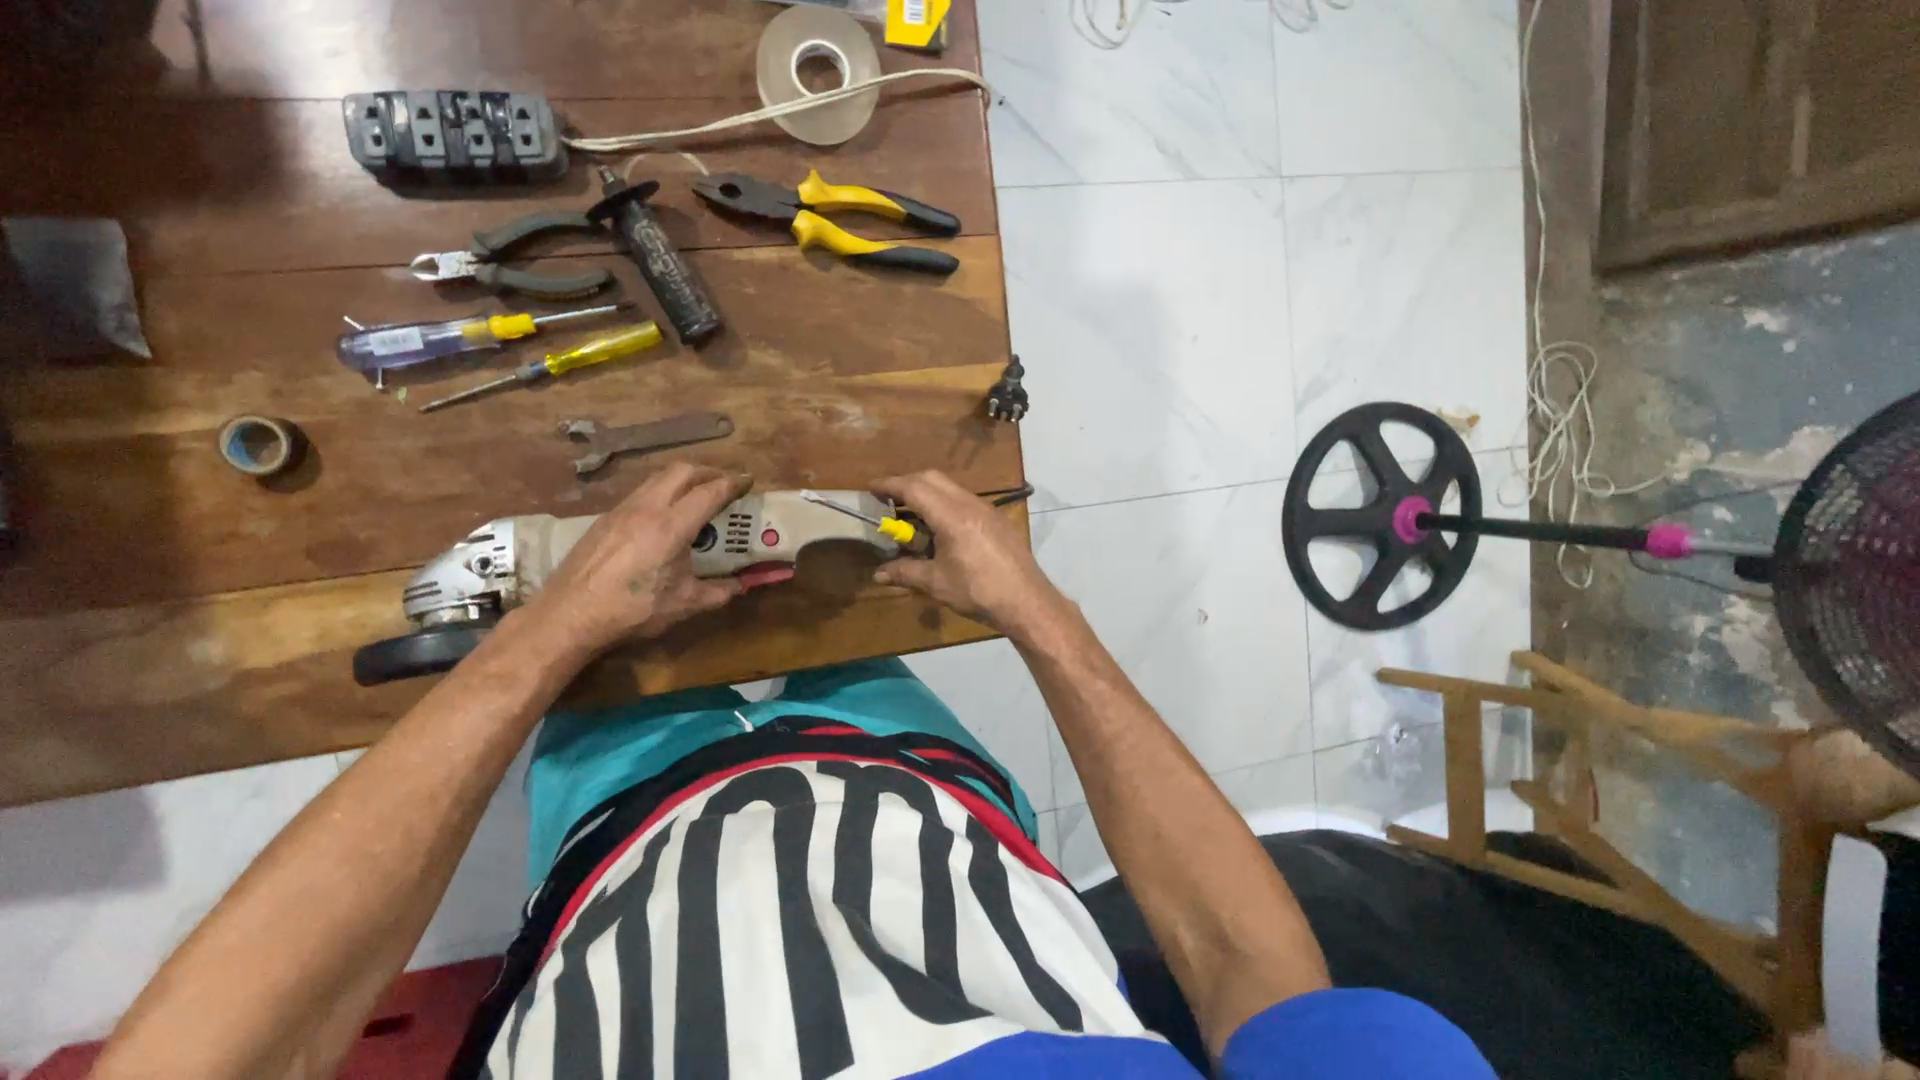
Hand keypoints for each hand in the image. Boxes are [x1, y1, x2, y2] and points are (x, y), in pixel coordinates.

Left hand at [522, 463, 751, 658]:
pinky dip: (662, 492)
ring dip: (683, 479)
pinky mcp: (605, 519)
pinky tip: (665, 516)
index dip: (733, 483)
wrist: (569, 615)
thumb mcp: (683, 605)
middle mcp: (646, 509)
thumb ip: (718, 592)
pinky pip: (641, 493)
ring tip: (697, 496)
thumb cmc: (631, 611)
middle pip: (682, 471)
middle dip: (708, 472)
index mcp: (671, 527)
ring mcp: (622, 510)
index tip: (749, 481)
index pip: (709, 492)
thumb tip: (741, 586)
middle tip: (725, 485)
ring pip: (658, 478)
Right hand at [870, 471, 1065, 633]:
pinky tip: (940, 528)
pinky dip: (945, 503)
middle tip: (889, 499)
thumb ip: (905, 572)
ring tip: (911, 516)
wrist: (1026, 601)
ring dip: (927, 493)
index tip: (871, 487)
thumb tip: (878, 574)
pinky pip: (964, 500)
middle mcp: (969, 504)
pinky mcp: (996, 520)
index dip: (889, 485)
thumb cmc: (978, 592)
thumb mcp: (936, 583)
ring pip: (950, 488)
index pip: (914, 488)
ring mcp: (986, 510)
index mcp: (951, 516)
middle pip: (932, 478)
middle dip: (907, 483)